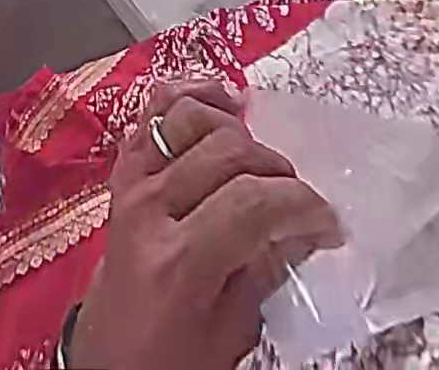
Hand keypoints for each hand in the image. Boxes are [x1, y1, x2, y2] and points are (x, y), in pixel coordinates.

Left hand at [71, 82, 343, 369]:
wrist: (109, 353)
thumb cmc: (171, 355)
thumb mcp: (232, 330)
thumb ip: (268, 266)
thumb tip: (308, 220)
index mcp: (176, 263)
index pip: (251, 204)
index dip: (301, 204)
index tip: (328, 222)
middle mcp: (149, 208)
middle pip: (228, 152)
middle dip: (278, 171)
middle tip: (296, 199)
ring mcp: (133, 179)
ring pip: (193, 117)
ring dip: (238, 131)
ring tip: (259, 163)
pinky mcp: (126, 164)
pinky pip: (159, 107)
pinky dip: (194, 95)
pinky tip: (225, 106)